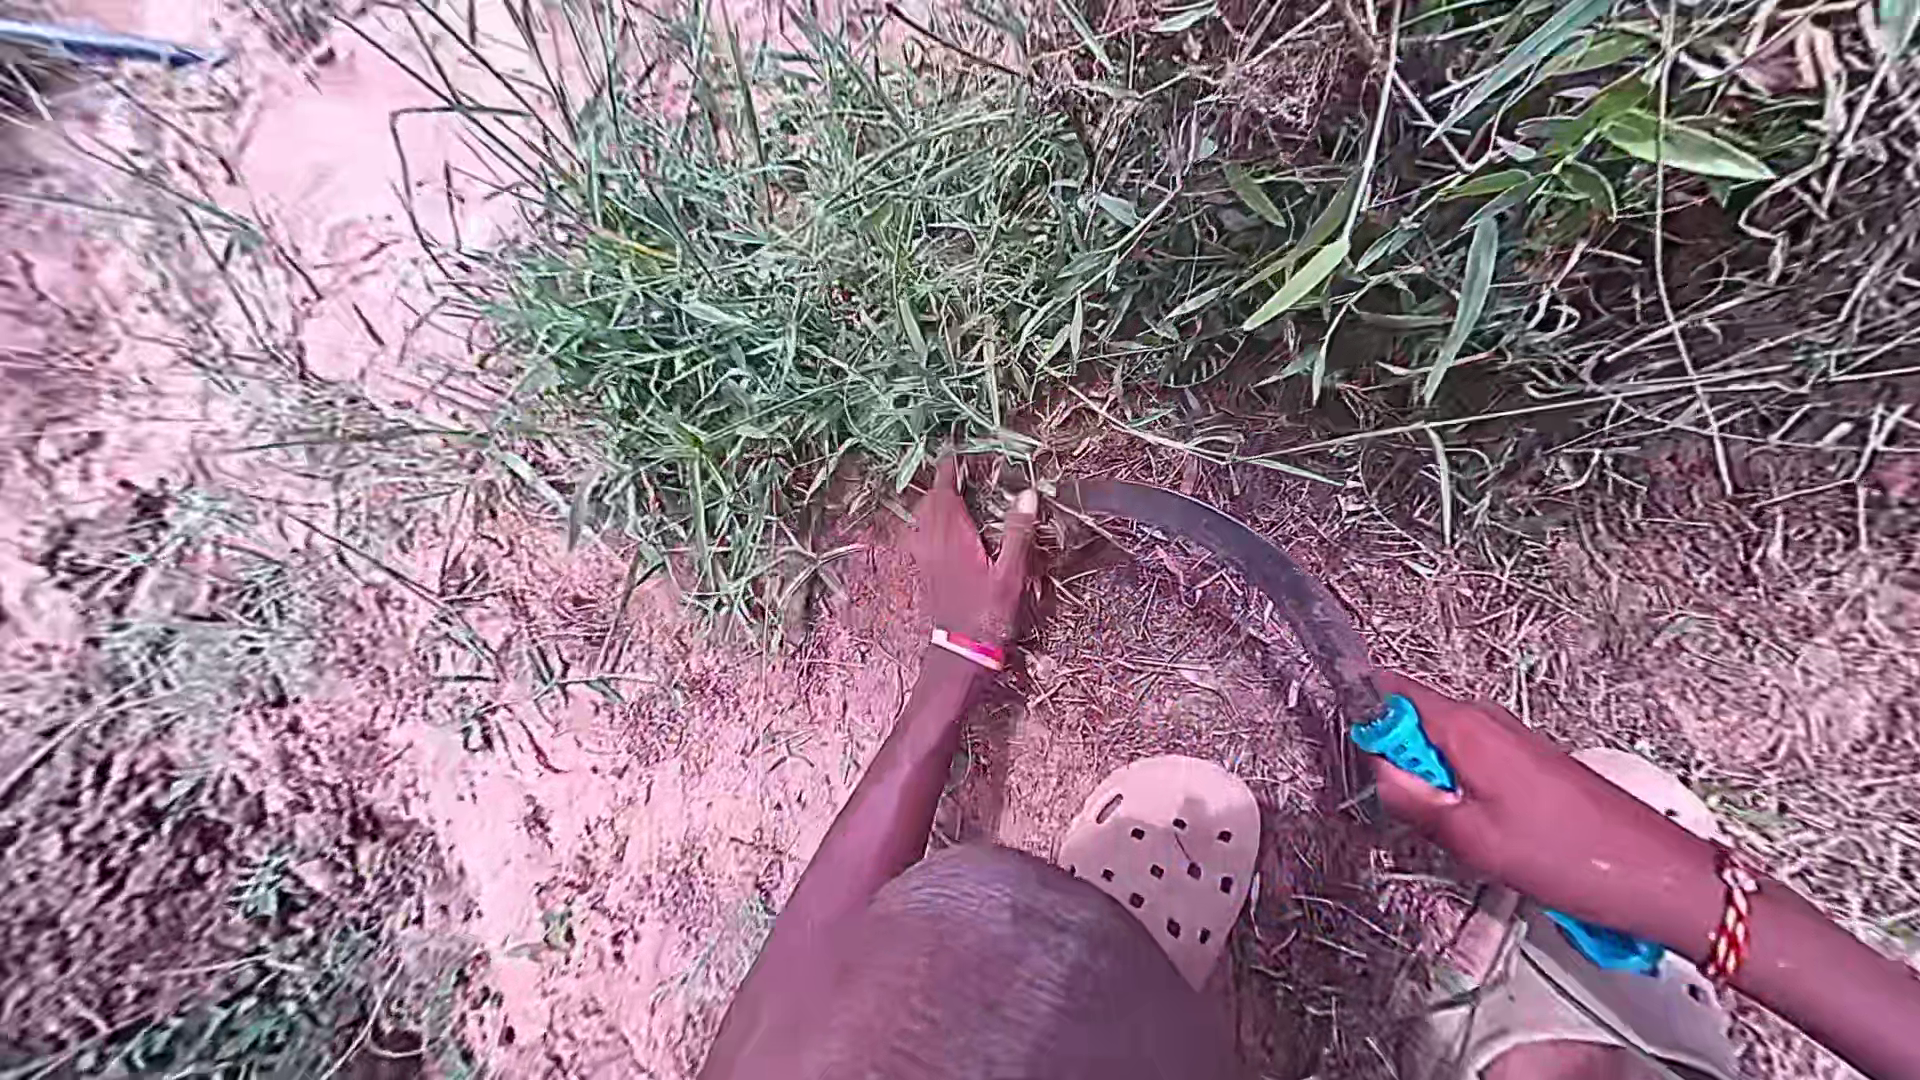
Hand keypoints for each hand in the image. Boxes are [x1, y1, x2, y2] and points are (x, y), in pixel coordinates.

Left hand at [907, 457, 1037, 648]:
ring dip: (936, 498)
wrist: (960, 651)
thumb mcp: (1011, 573)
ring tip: (957, 491)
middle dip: (945, 479)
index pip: (946, 487)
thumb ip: (1018, 532)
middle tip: (964, 470)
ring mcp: (925, 553)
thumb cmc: (986, 614)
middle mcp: (932, 539)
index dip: (952, 466)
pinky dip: (930, 519)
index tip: (962, 451)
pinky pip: (921, 531)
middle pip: (930, 496)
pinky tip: (947, 525)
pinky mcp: (925, 567)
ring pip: (922, 513)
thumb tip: (1028, 494)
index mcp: (952, 533)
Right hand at [1371, 672, 1721, 952]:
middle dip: (1396, 751)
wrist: (1671, 880)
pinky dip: (1454, 775)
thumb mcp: (1469, 837)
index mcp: (1462, 726)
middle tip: (1411, 800)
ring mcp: (1507, 733)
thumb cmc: (1568, 857)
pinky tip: (1477, 817)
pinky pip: (1465, 750)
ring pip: (1436, 735)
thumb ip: (1407, 796)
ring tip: (1448, 815)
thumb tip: (1376, 769)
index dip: (1363, 718)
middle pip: (1409, 713)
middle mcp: (1483, 717)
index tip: (1363, 756)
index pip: (1386, 690)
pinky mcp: (1524, 753)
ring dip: (1426, 768)